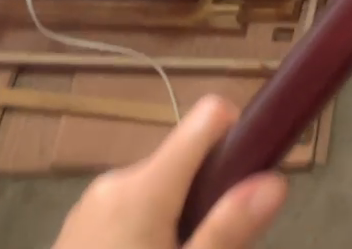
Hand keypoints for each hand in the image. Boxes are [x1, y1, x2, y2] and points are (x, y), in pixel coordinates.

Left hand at [51, 96, 287, 248]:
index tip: (249, 180)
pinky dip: (150, 232)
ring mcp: (89, 208)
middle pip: (187, 159)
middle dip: (209, 195)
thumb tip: (277, 180)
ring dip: (180, 217)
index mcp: (144, 186)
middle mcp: (115, 183)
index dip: (238, 136)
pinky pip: (130, 211)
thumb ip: (228, 231)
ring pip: (160, 188)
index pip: (208, 117)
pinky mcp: (74, 233)